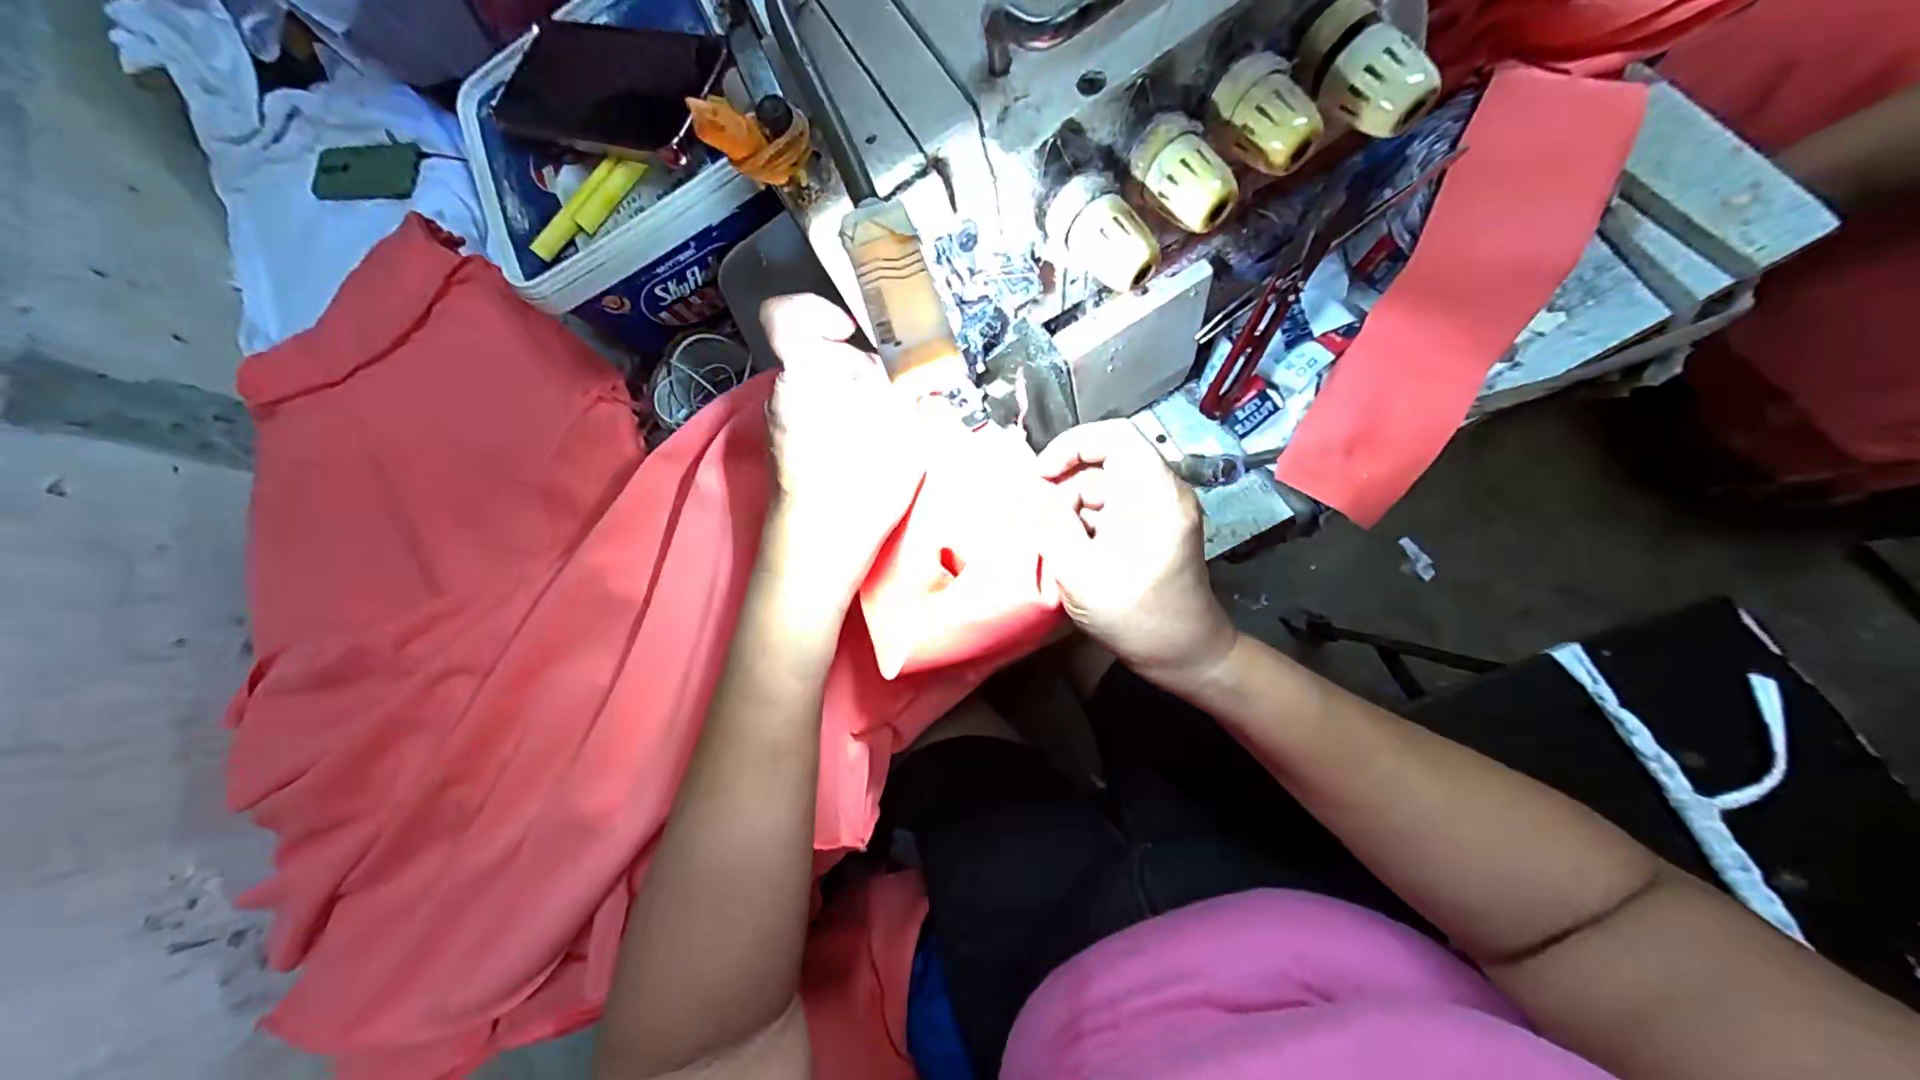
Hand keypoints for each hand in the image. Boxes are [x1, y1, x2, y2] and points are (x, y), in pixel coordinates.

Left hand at [759, 294, 923, 607]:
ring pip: (822, 393)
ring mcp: (781, 425)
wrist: (822, 548)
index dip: (818, 311)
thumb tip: (924, 384)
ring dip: (853, 401)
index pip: (787, 315)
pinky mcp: (787, 454)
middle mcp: (784, 393)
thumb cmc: (863, 480)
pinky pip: (818, 422)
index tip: (851, 329)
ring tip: (888, 430)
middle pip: (818, 359)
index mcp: (806, 372)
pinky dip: (843, 426)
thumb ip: (921, 394)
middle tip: (894, 393)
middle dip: (857, 369)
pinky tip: (870, 454)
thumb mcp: (913, 430)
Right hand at [1037, 420, 1238, 687]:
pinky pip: (1117, 509)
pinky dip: (1089, 522)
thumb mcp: (1079, 571)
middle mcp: (1164, 492)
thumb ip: (1047, 524)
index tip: (1041, 477)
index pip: (1112, 435)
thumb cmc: (1135, 615)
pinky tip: (1073, 552)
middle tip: (1038, 520)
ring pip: (1107, 488)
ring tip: (1054, 543)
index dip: (1070, 446)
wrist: (1185, 655)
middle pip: (1106, 463)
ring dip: (1074, 509)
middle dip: (1065, 486)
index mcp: (1153, 492)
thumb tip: (1021, 493)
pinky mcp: (1158, 529)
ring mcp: (1164, 510)